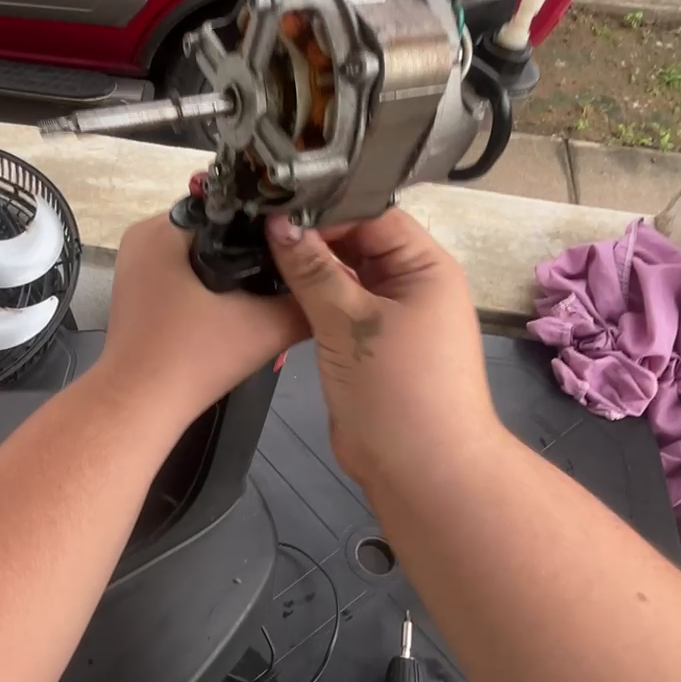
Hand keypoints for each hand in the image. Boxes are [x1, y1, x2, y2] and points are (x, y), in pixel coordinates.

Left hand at [93, 213, 307, 418]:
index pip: (233, 205)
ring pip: (196, 251)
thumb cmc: (194, 358)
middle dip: (251, 246)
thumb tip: (336, 281)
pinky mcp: (133, 289)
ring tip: (269, 284)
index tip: (301, 243)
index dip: (270, 224)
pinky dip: (204, 283)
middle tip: (292, 266)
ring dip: (228, 267)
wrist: (140, 405)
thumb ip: (304, 300)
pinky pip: (178, 271)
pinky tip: (232, 304)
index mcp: (165, 228)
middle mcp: (143, 235)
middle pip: (215, 228)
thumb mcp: (264, 327)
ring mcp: (133, 263)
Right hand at [265, 209, 503, 488]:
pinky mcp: (365, 346)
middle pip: (356, 244)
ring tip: (256, 257)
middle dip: (311, 240)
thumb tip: (278, 225)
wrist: (420, 468)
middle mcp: (409, 285)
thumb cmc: (398, 388)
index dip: (325, 213)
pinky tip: (272, 293)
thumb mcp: (351, 322)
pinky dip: (308, 301)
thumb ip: (312, 271)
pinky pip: (335, 309)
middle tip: (256, 233)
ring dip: (306, 272)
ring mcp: (387, 317)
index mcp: (424, 267)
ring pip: (342, 278)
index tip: (275, 215)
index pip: (372, 216)